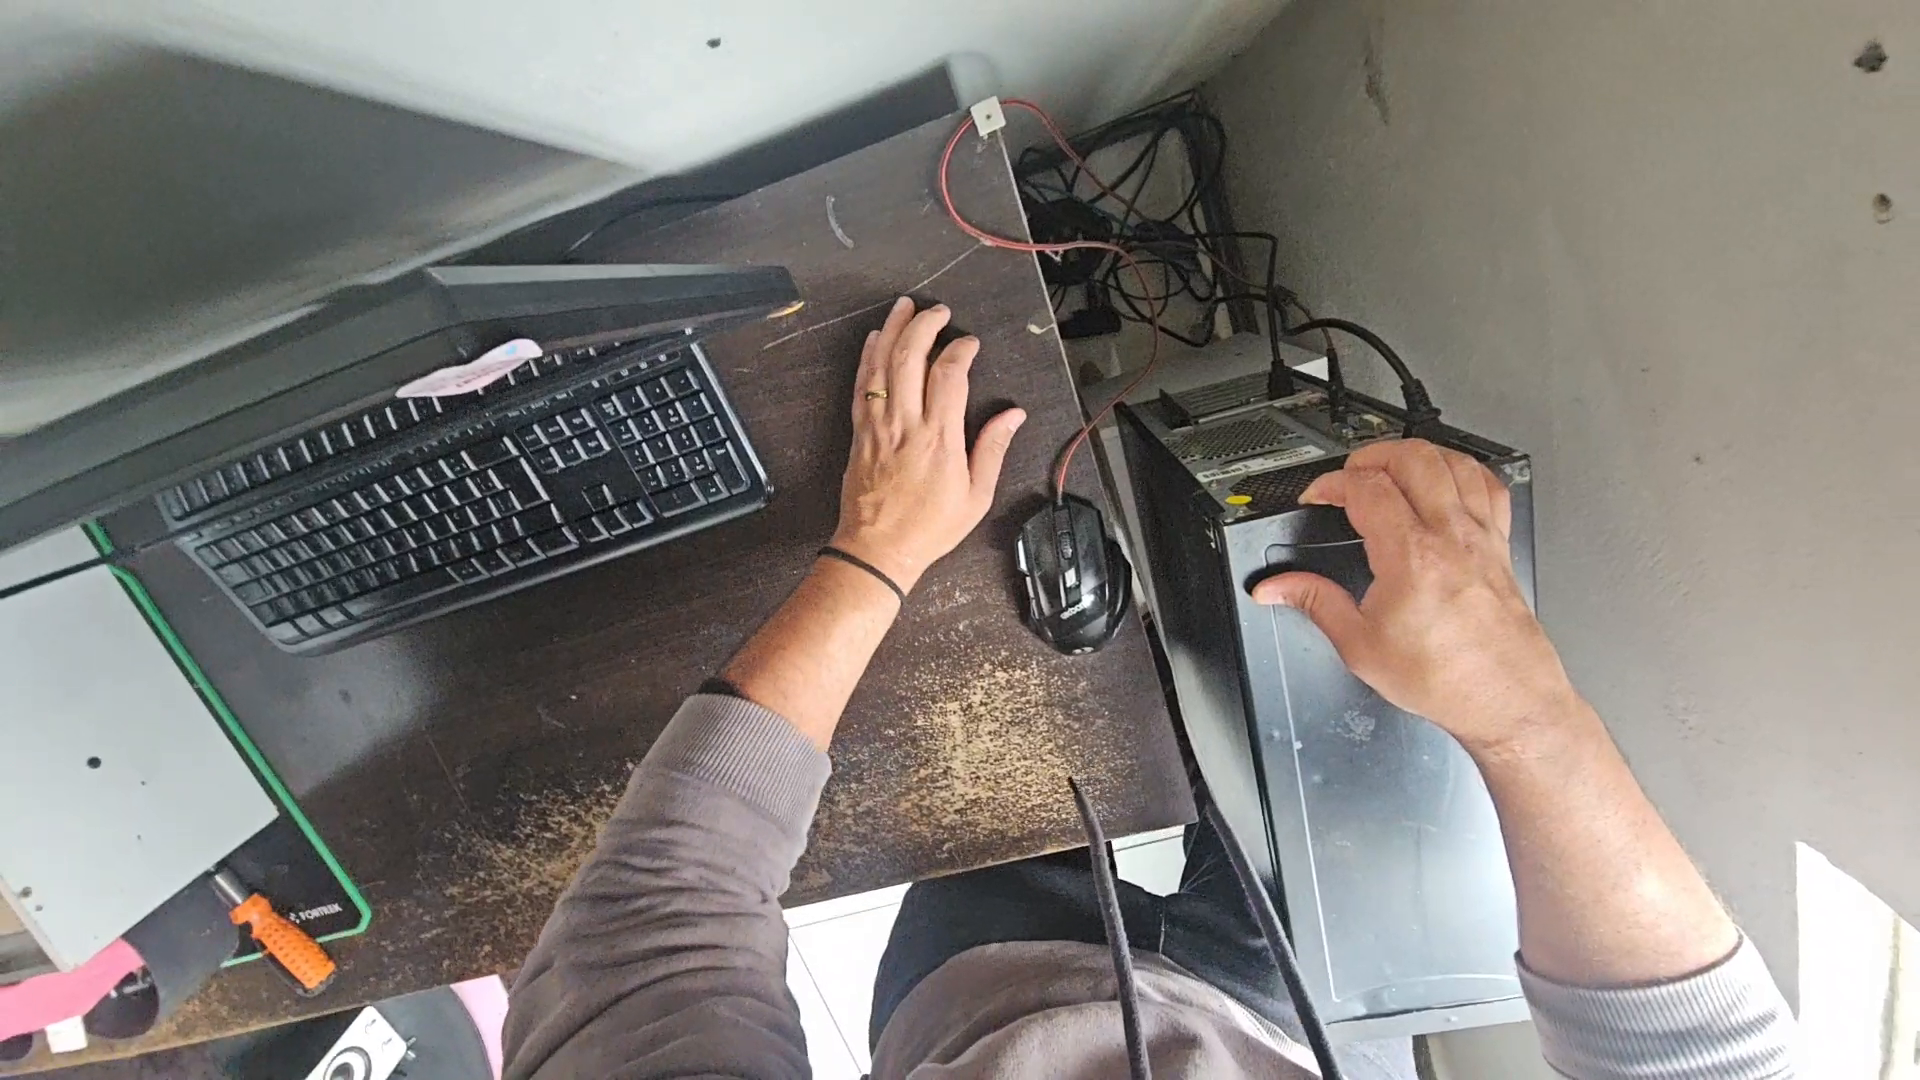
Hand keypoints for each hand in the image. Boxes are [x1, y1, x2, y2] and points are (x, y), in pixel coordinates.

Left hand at [830, 297, 1025, 591]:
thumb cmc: (929, 528)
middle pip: (911, 357)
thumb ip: (992, 449)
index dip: (960, 350)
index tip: (969, 344)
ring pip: (882, 364)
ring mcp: (878, 426)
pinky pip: (861, 385)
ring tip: (904, 307)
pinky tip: (875, 339)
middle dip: (925, 326)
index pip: (949, 374)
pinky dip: (868, 357)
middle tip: (937, 311)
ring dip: (893, 330)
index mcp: (939, 438)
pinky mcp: (860, 432)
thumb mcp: (976, 496)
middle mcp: (906, 424)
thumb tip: (1013, 415)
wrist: (877, 549)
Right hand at [1251, 439, 1578, 753]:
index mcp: (1410, 557)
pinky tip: (1446, 481)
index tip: (1317, 496)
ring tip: (1389, 467)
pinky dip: (1462, 471)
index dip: (1332, 483)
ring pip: (1455, 462)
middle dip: (1371, 455)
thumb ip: (1313, 602)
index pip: (1367, 489)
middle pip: (1414, 459)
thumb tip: (1274, 588)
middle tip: (1349, 473)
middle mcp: (1450, 538)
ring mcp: (1481, 538)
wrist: (1506, 702)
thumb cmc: (1444, 678)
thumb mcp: (1358, 645)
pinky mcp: (1500, 548)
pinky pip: (1489, 488)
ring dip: (1415, 455)